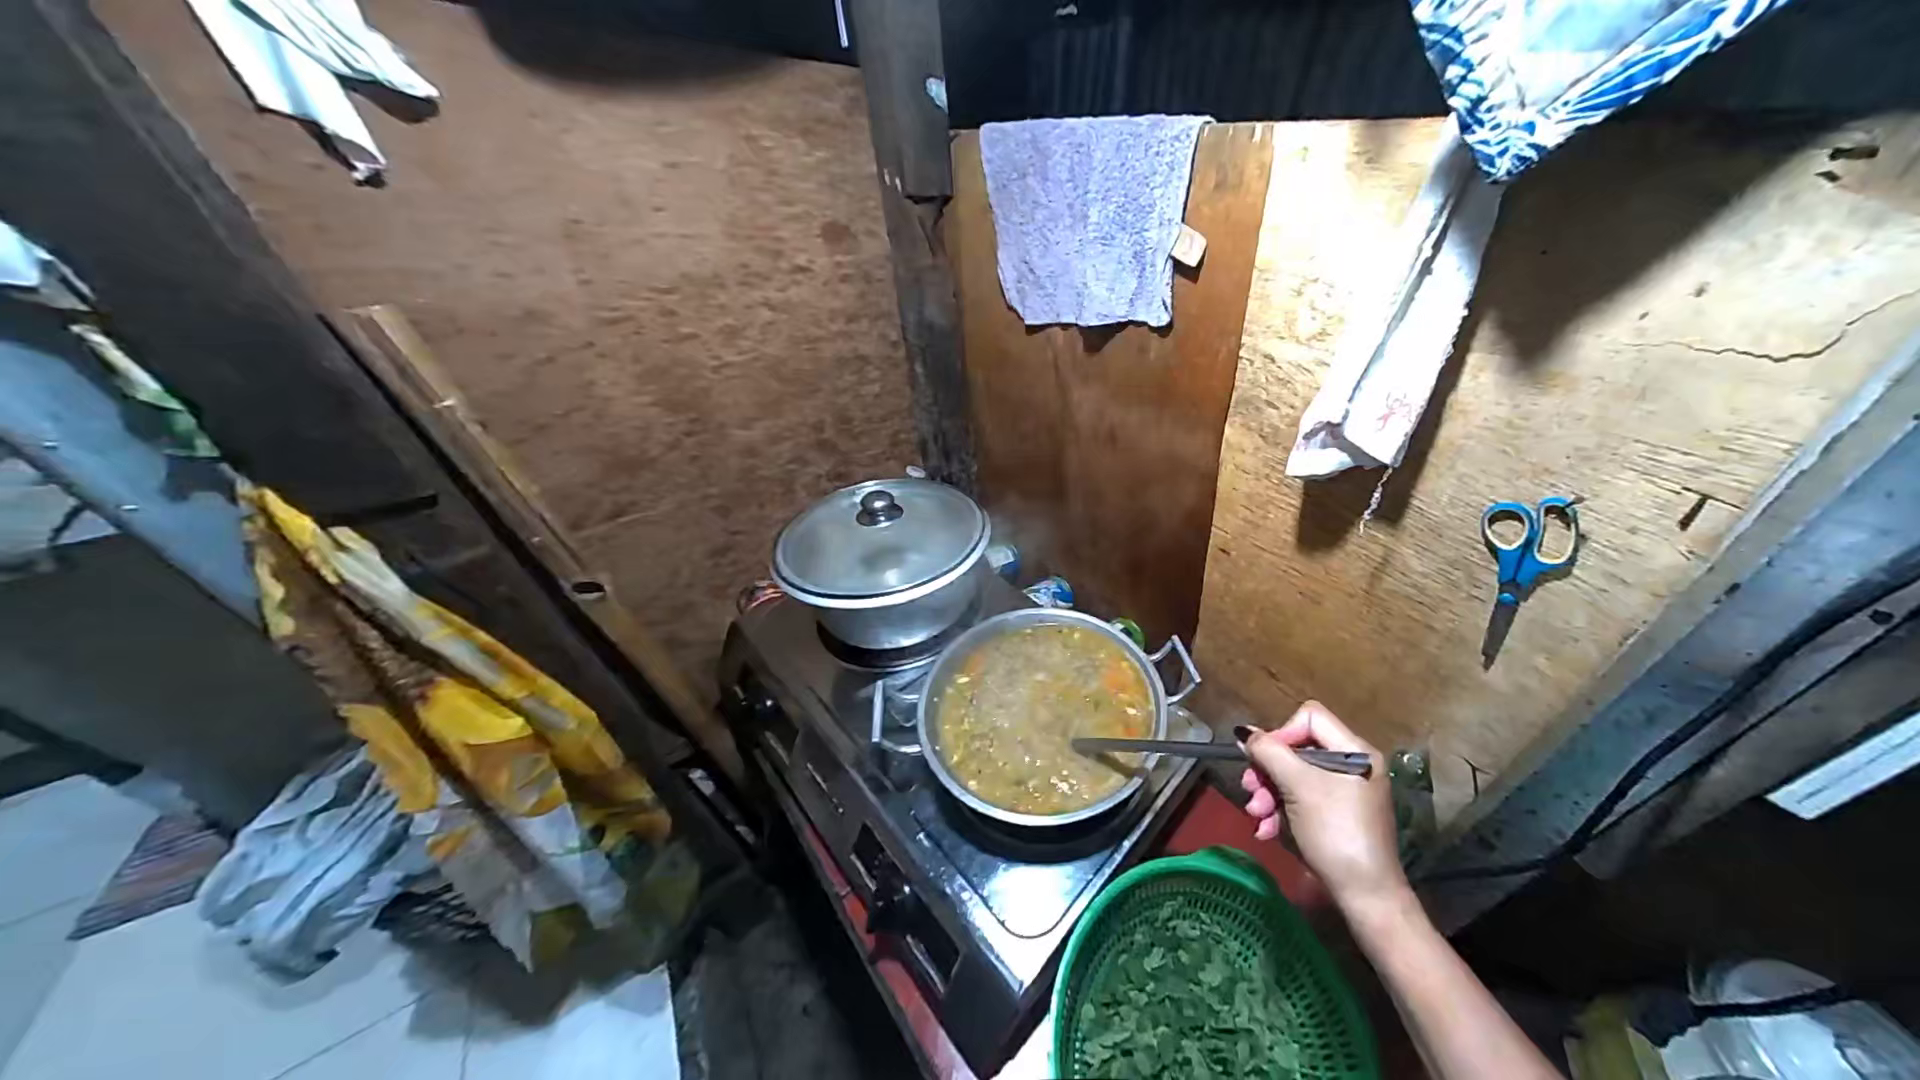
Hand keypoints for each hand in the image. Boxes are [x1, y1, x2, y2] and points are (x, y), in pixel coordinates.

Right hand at [1236, 700, 1408, 912]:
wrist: (1365, 895)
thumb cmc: (1335, 831)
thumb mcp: (1298, 786)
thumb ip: (1268, 752)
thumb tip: (1244, 733)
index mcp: (1354, 751)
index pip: (1308, 717)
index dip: (1281, 734)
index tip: (1266, 761)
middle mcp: (1351, 765)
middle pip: (1295, 748)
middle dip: (1267, 770)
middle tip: (1250, 790)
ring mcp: (1342, 791)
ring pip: (1291, 775)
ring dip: (1267, 793)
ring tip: (1257, 816)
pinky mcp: (1333, 814)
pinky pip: (1298, 798)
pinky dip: (1279, 810)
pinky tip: (1267, 829)